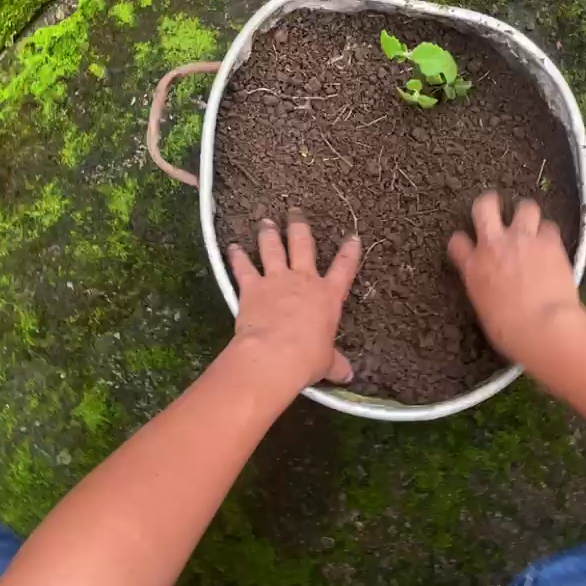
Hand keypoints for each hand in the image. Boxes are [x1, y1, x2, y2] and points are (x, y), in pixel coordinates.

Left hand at [225, 211, 359, 388]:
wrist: (275, 354)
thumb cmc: (307, 357)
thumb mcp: (325, 362)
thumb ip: (335, 363)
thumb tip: (348, 375)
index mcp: (328, 296)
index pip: (344, 269)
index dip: (350, 252)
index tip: (353, 237)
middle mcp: (303, 280)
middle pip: (303, 245)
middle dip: (300, 226)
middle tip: (295, 211)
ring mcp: (276, 280)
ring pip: (273, 249)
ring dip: (269, 234)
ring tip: (266, 221)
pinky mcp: (252, 287)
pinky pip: (243, 268)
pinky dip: (237, 257)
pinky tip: (232, 246)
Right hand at [447, 191, 585, 365]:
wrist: (544, 326)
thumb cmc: (511, 331)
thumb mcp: (484, 309)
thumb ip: (483, 288)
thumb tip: (491, 286)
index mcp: (473, 267)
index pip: (457, 241)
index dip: (462, 240)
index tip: (468, 244)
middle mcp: (494, 245)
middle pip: (484, 207)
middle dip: (489, 203)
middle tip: (495, 207)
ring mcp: (522, 239)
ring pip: (524, 207)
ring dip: (526, 214)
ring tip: (530, 224)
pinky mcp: (549, 241)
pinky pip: (549, 226)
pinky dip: (549, 234)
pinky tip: (551, 244)